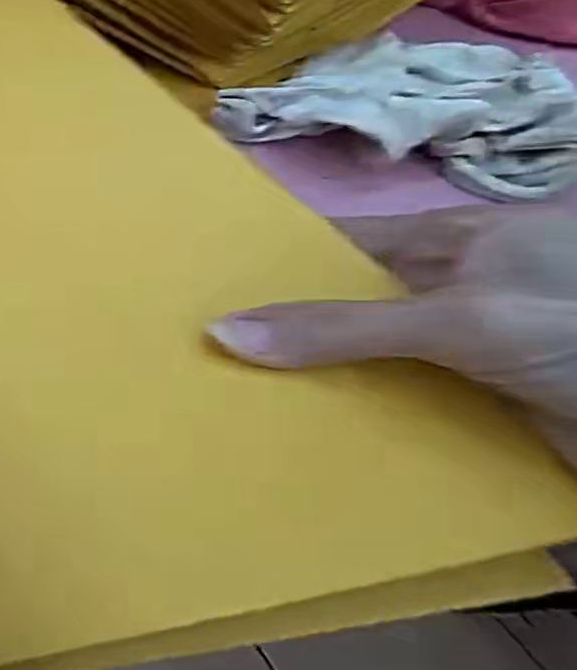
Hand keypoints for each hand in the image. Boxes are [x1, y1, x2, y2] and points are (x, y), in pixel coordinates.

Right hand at [209, 205, 576, 467]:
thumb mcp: (467, 320)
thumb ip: (341, 327)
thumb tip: (215, 334)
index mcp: (451, 243)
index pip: (330, 244)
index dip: (262, 259)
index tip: (191, 284)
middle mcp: (449, 290)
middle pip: (337, 302)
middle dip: (270, 324)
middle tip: (188, 342)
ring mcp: (465, 349)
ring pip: (359, 354)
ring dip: (304, 375)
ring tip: (218, 386)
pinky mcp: (481, 402)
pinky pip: (393, 401)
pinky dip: (350, 414)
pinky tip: (294, 426)